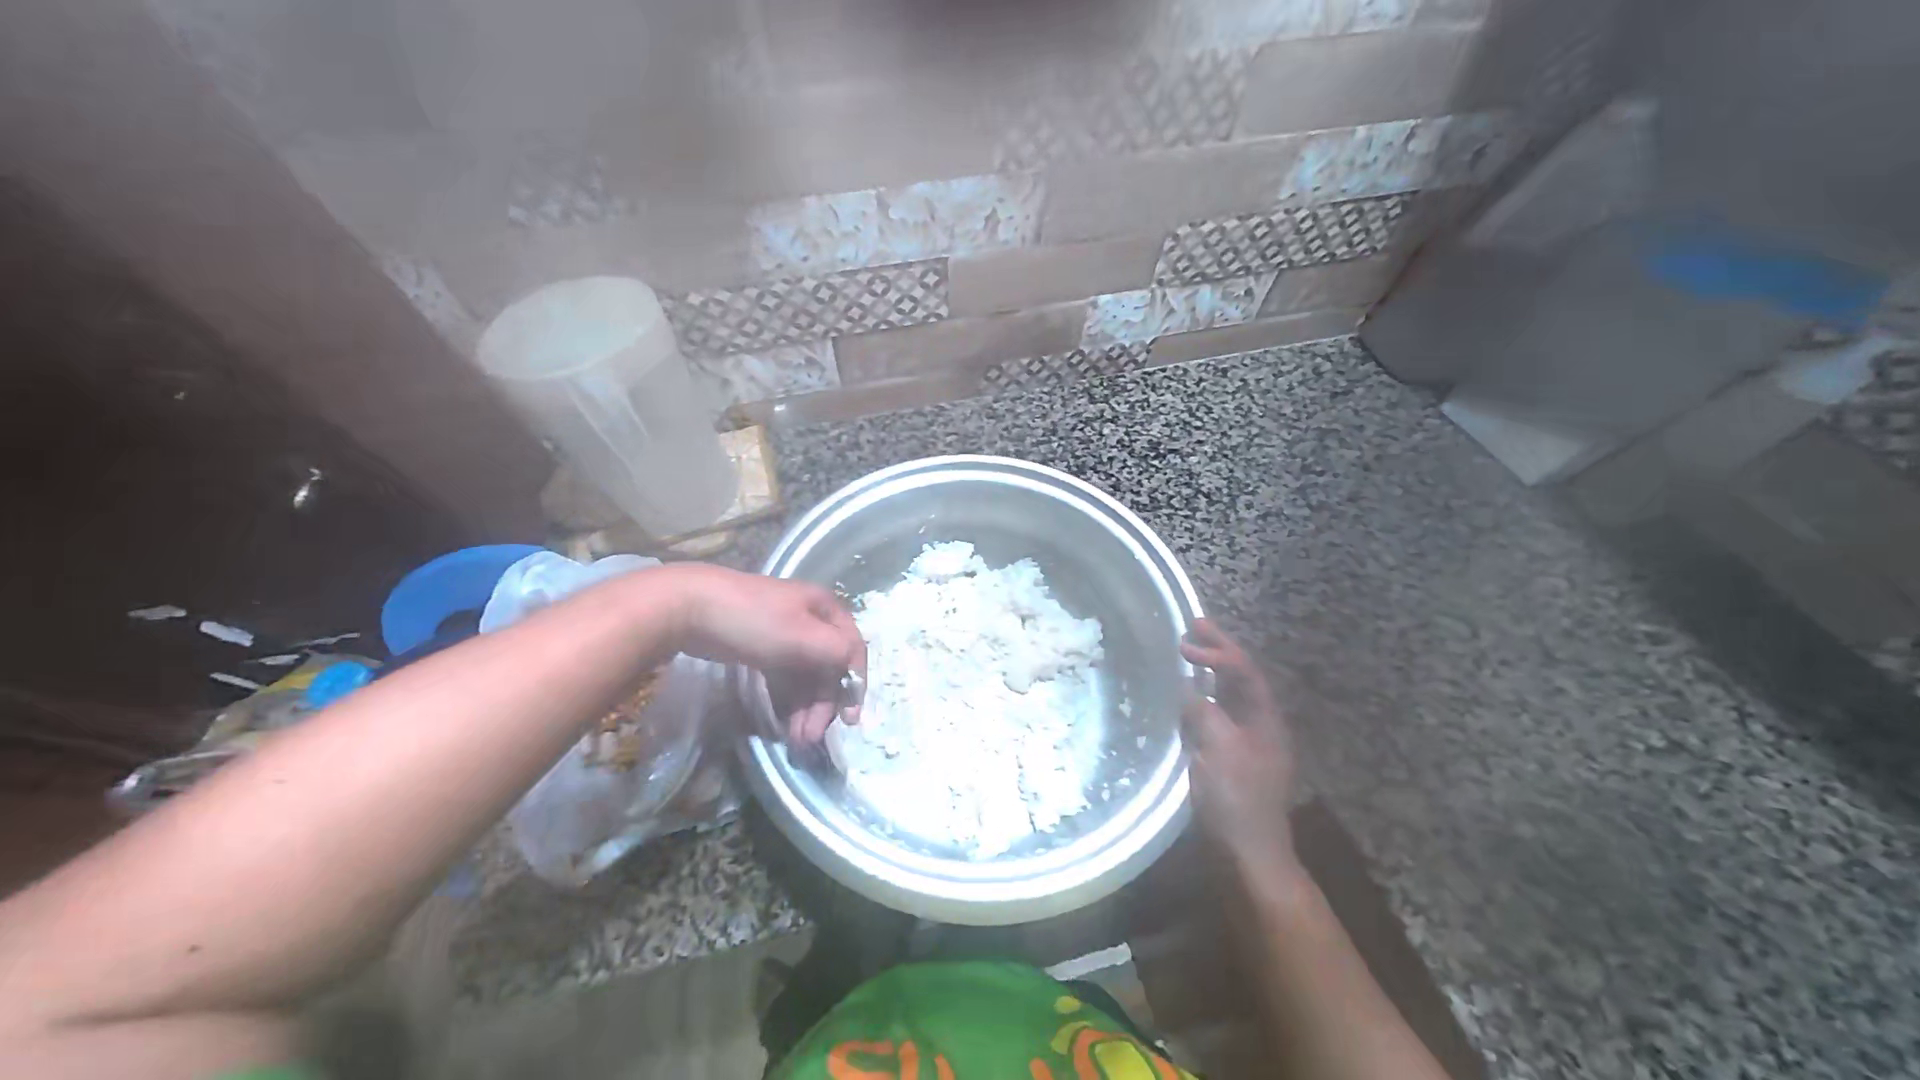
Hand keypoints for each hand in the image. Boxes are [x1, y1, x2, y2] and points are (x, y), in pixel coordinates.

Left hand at [664, 564, 866, 745]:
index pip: (853, 649)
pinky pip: (785, 677)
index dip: (854, 684)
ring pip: (806, 676)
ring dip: (805, 708)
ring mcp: (785, 635)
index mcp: (826, 610)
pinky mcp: (762, 648)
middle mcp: (811, 620)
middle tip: (811, 738)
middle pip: (828, 667)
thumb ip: (838, 652)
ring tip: (796, 740)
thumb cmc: (755, 620)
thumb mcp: (804, 636)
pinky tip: (784, 724)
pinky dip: (788, 700)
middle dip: (823, 704)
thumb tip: (854, 670)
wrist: (691, 607)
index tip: (849, 719)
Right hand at [1181, 619, 1301, 887]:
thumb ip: (1203, 714)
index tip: (1185, 644)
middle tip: (1193, 625)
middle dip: (1218, 652)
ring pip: (1229, 697)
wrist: (1249, 856)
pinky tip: (1183, 699)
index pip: (1244, 672)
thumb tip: (1188, 692)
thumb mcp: (1218, 751)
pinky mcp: (1230, 761)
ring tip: (1186, 653)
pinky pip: (1217, 718)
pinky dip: (1200, 700)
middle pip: (1240, 679)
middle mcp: (1260, 727)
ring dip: (1209, 673)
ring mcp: (1247, 745)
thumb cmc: (1237, 802)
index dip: (1218, 652)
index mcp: (1265, 721)